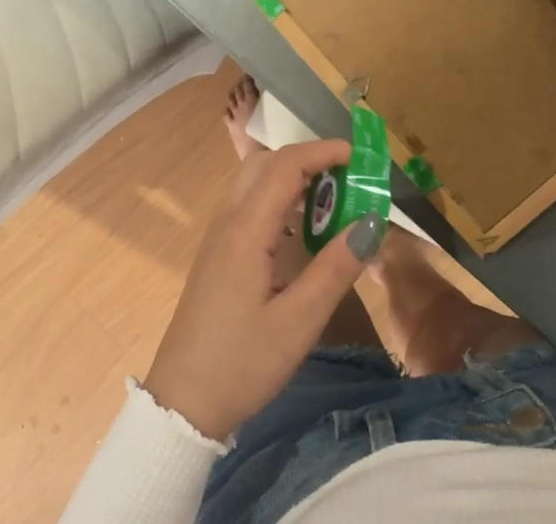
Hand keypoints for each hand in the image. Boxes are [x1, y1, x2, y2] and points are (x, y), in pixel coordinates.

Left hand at [143, 140, 384, 440]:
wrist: (183, 403)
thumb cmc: (242, 363)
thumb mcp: (299, 322)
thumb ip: (335, 268)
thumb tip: (372, 221)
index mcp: (245, 230)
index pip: (284, 166)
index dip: (323, 152)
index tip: (362, 156)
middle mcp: (227, 222)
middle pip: (265, 164)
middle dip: (308, 158)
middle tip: (350, 176)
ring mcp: (218, 238)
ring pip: (254, 184)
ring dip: (293, 178)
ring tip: (335, 198)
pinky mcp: (218, 256)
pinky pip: (249, 207)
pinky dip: (280, 200)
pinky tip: (303, 229)